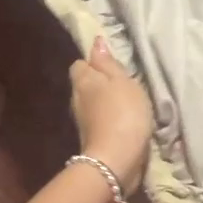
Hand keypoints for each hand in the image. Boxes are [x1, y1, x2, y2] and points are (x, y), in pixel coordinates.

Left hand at [69, 37, 150, 193]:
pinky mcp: (90, 138)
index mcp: (82, 80)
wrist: (116, 160)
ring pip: (91, 103)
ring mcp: (81, 121)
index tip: (113, 67)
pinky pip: (99, 120)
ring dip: (105, 102)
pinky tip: (124, 122)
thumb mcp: (122, 81)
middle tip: (123, 84)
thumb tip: (96, 43)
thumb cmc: (123, 114)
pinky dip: (109, 119)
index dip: (94, 63)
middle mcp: (76, 99)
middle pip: (85, 84)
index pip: (80, 64)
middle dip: (99, 82)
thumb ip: (108, 63)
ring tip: (126, 103)